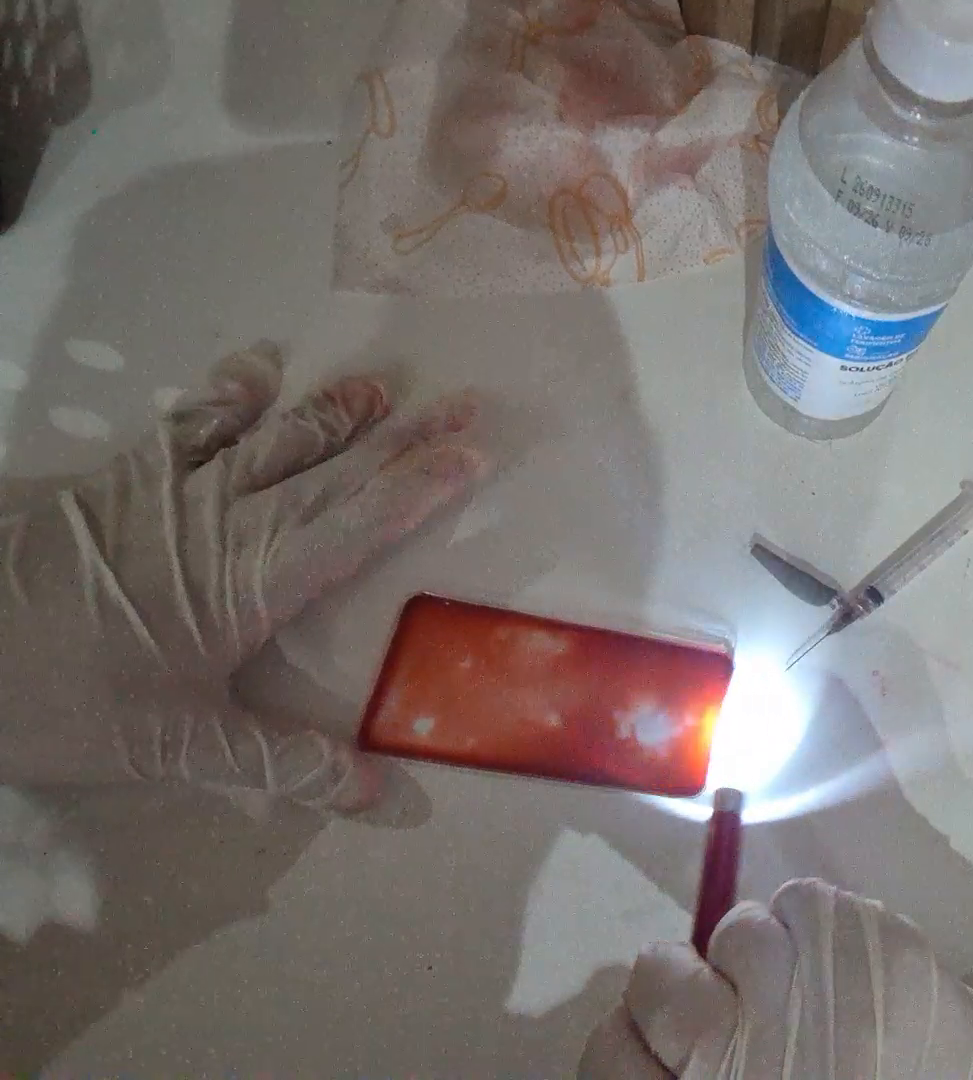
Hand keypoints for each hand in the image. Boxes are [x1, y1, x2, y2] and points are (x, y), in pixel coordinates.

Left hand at [0, 342, 489, 810]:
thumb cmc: (51, 698)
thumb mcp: (172, 745)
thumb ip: (282, 763)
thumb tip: (377, 795)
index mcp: (259, 579)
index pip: (365, 522)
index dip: (424, 487)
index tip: (473, 456)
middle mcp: (233, 522)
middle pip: (341, 471)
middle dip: (410, 437)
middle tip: (465, 405)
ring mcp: (177, 492)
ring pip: (279, 440)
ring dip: (338, 412)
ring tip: (386, 385)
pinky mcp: (124, 479)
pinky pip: (191, 425)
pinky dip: (229, 394)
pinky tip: (259, 367)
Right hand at [579, 878, 972, 1078]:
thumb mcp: (761, 1079)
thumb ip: (696, 1068)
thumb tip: (660, 1030)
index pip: (609, 1054)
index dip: (625, 1040)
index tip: (656, 1044)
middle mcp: (741, 1047)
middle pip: (655, 977)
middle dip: (676, 981)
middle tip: (722, 1002)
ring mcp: (801, 980)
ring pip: (734, 929)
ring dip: (754, 948)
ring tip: (794, 978)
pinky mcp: (858, 934)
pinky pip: (798, 899)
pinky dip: (806, 920)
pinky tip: (835, 955)